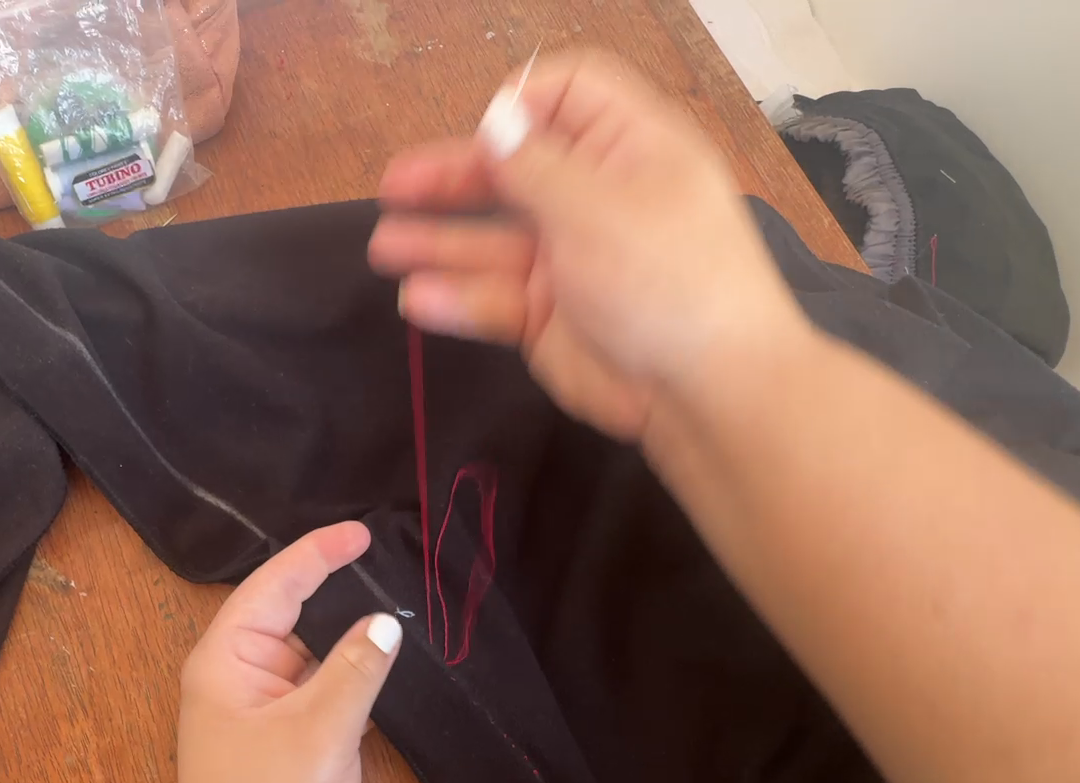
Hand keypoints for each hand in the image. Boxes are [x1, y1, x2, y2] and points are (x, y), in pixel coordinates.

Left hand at [165, 522, 402, 782]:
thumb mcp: (319, 735)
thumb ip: (355, 670)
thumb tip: (386, 619)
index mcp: (226, 660)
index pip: (274, 585)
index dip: (318, 553)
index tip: (363, 530)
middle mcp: (241, 673)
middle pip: (292, 611)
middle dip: (335, 585)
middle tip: (390, 557)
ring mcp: (265, 705)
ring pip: (312, 649)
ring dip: (348, 630)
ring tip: (397, 598)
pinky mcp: (289, 733)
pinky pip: (322, 683)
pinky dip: (352, 668)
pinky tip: (386, 656)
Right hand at [368, 50, 816, 438]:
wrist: (695, 387)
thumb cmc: (664, 277)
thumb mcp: (598, 206)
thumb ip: (536, 165)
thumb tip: (496, 117)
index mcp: (625, 151)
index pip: (569, 97)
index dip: (522, 106)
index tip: (483, 130)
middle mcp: (590, 201)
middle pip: (510, 174)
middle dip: (452, 178)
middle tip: (394, 186)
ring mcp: (563, 263)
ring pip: (490, 244)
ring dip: (437, 243)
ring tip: (384, 247)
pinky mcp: (542, 319)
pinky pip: (492, 301)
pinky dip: (456, 300)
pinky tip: (417, 299)